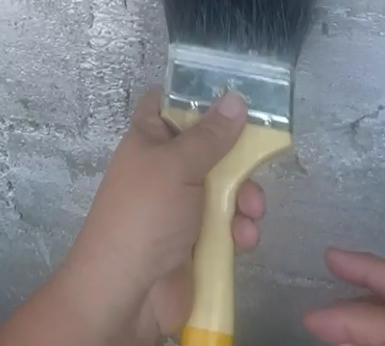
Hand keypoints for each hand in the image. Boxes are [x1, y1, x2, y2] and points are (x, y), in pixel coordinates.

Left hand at [0, 89, 265, 345]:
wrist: (128, 293)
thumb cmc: (144, 214)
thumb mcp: (177, 165)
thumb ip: (210, 135)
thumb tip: (236, 99)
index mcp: (150, 137)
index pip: (168, 101)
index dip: (194, 93)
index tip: (231, 92)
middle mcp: (166, 165)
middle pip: (210, 146)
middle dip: (238, 158)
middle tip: (257, 165)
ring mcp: (182, 204)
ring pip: (226, 187)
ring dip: (244, 199)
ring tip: (250, 212)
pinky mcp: (197, 239)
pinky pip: (228, 224)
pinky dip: (239, 230)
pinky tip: (243, 241)